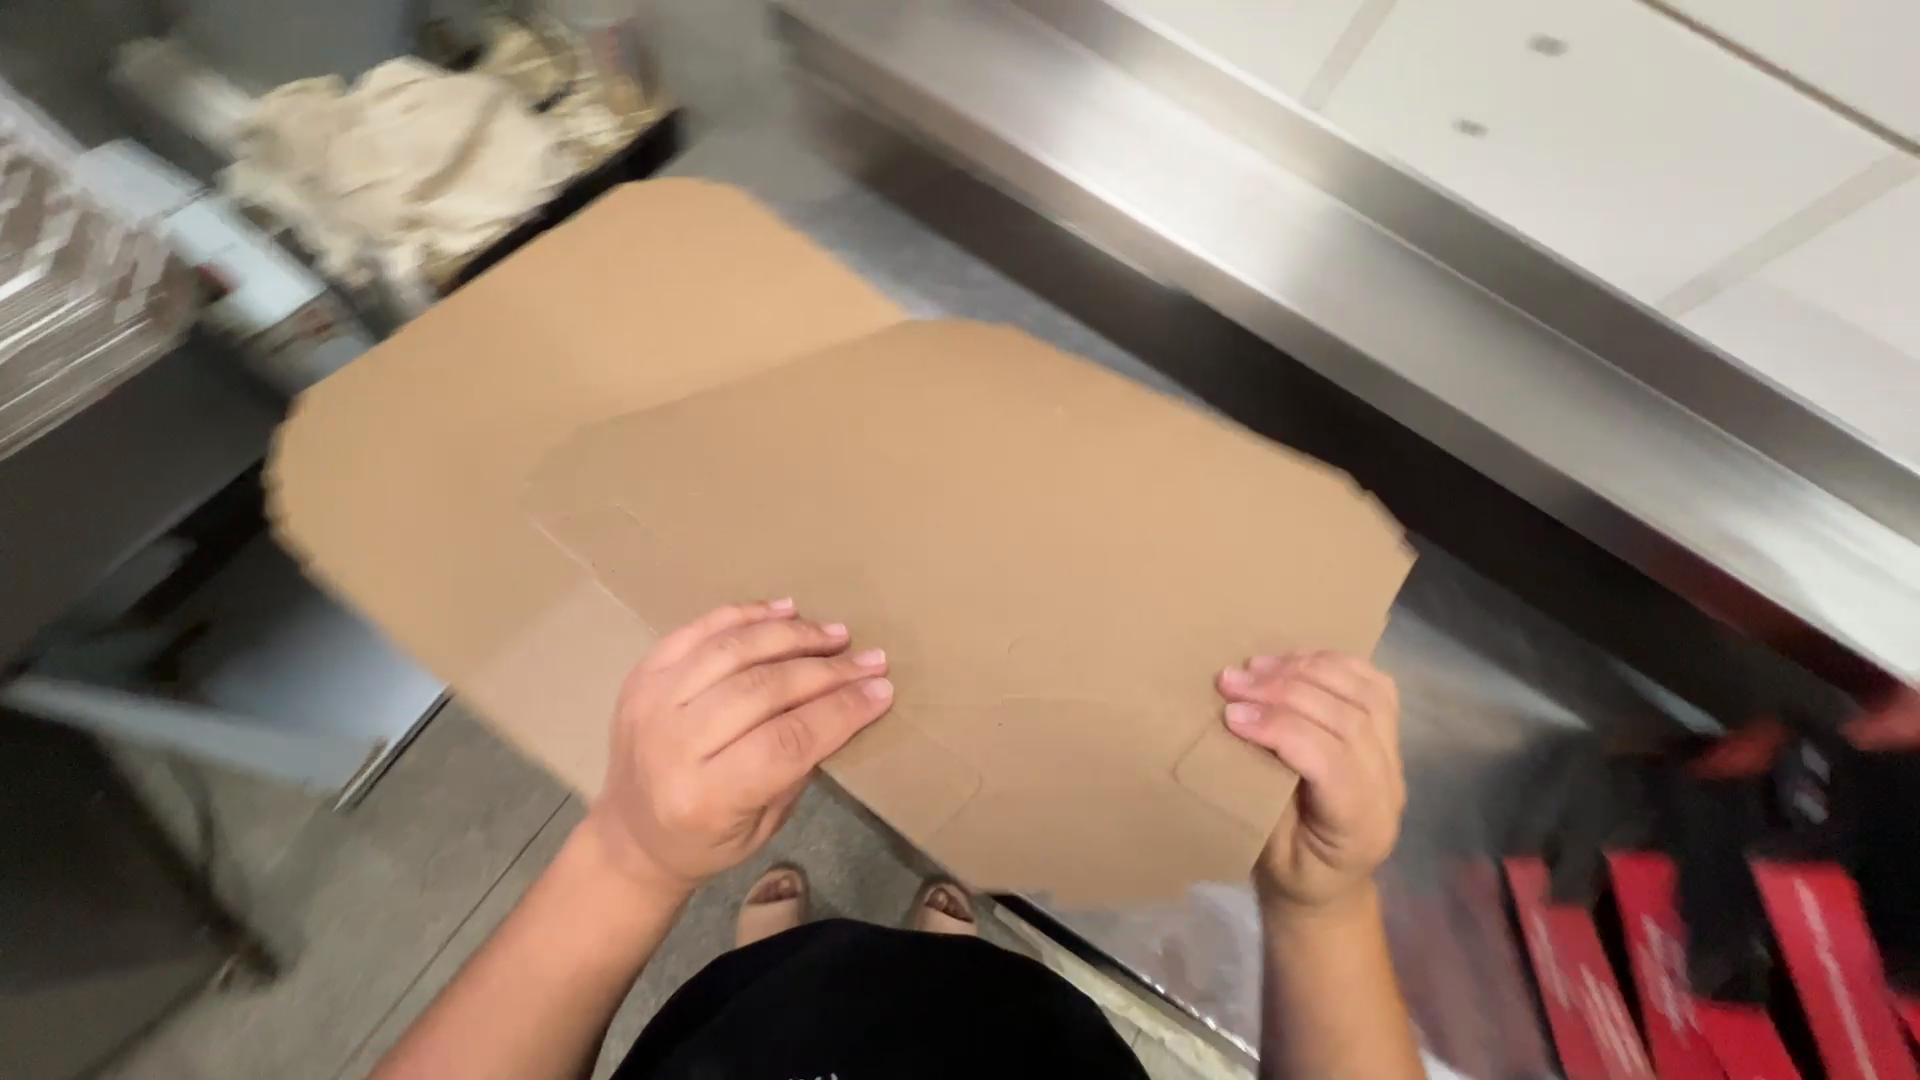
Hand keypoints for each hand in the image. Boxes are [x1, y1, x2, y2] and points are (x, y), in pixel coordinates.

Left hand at [586, 599, 894, 893]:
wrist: (628, 836)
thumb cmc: (705, 840)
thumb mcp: (764, 825)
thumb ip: (800, 764)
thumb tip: (848, 702)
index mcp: (704, 797)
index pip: (787, 742)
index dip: (841, 711)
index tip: (882, 689)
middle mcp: (672, 745)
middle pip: (764, 690)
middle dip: (828, 671)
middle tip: (871, 660)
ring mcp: (651, 703)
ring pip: (734, 651)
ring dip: (794, 636)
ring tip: (835, 634)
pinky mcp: (642, 675)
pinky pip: (699, 630)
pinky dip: (747, 614)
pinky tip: (786, 610)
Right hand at [1217, 652, 1404, 913]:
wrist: (1332, 879)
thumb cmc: (1292, 869)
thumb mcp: (1265, 850)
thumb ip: (1258, 795)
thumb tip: (1230, 737)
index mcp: (1360, 825)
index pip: (1331, 761)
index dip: (1279, 729)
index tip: (1229, 714)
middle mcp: (1388, 786)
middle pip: (1347, 718)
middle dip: (1283, 691)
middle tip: (1228, 681)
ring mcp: (1394, 756)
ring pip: (1364, 693)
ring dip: (1304, 669)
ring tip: (1254, 666)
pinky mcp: (1388, 734)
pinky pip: (1373, 684)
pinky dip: (1332, 662)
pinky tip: (1292, 660)